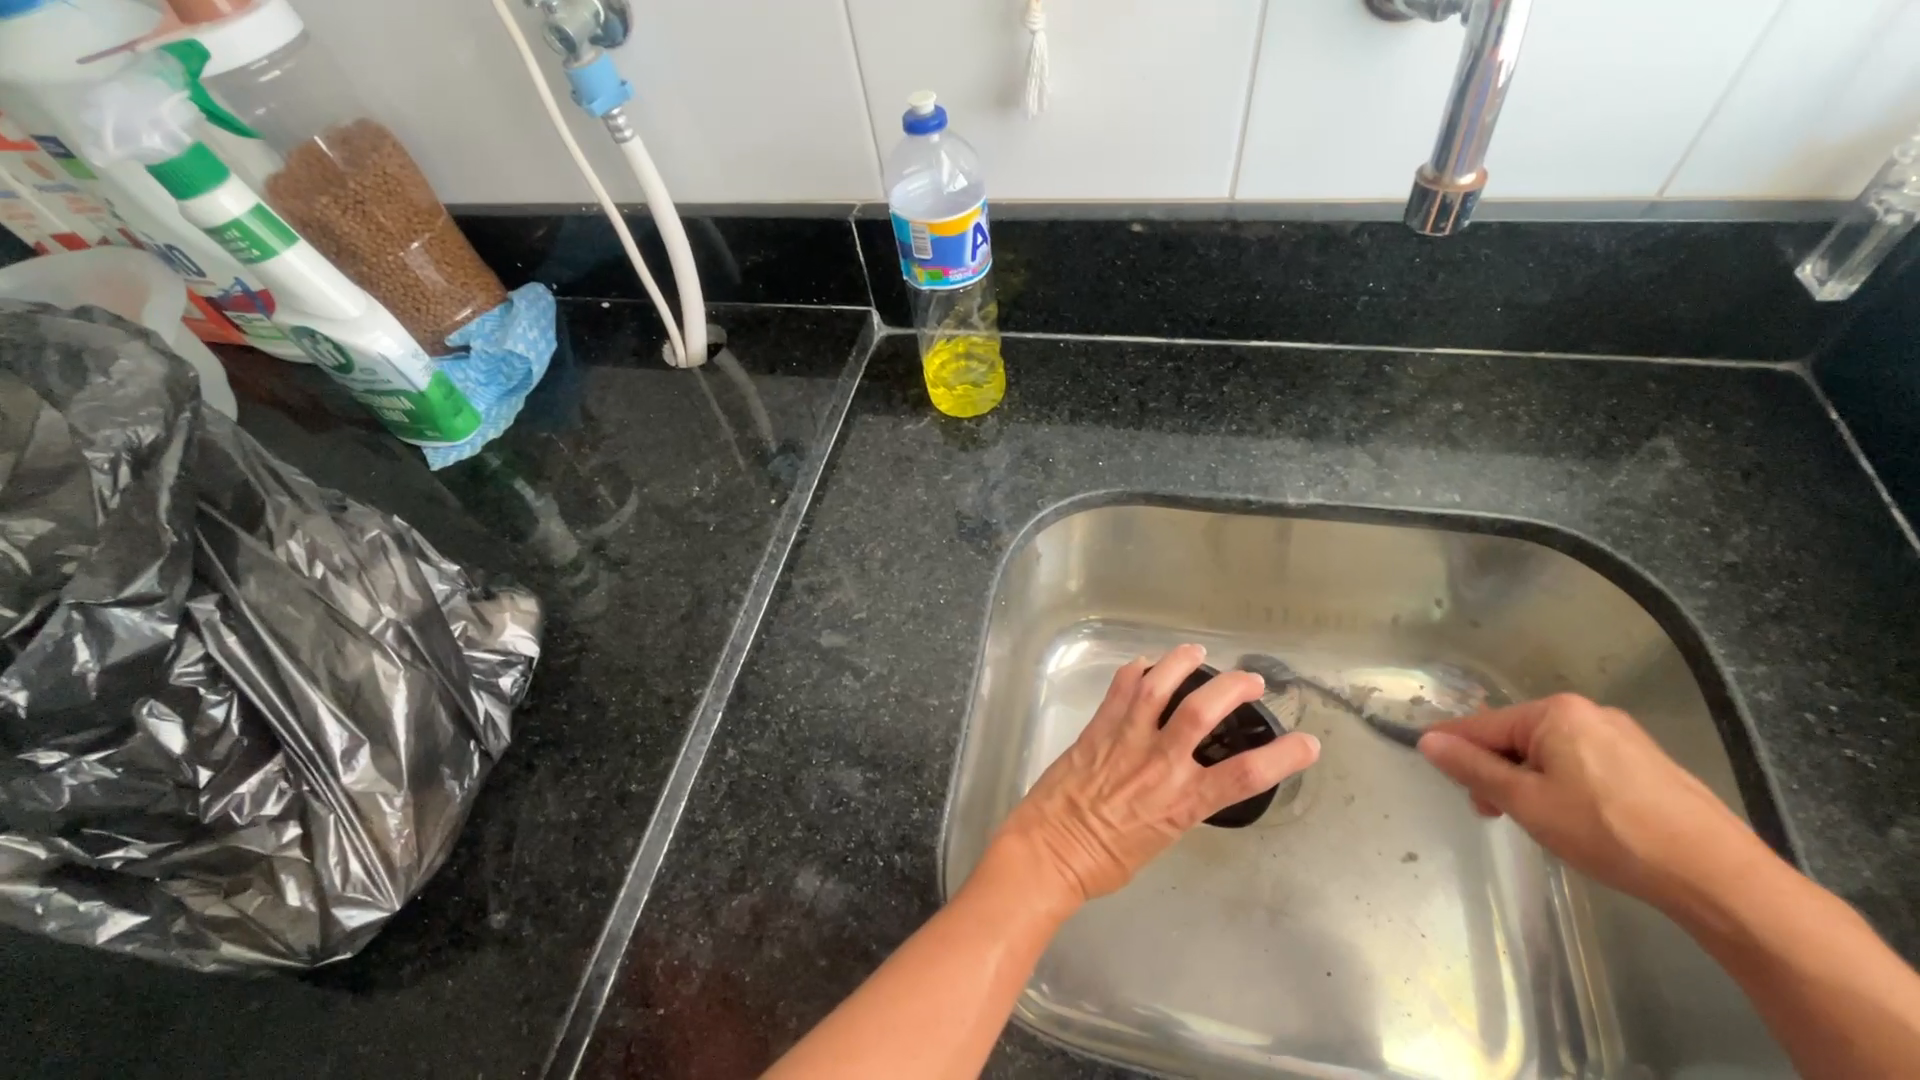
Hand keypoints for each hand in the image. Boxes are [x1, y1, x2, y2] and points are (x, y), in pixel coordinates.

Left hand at [991, 644, 1321, 908]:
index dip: (1283, 756)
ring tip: (1196, 652)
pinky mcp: (1096, 729)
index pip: (1245, 776)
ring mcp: (1125, 741)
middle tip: (1250, 681)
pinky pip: (1119, 690)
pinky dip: (1135, 671)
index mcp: (1182, 802)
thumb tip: (1188, 782)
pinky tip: (1145, 664)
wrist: (1050, 853)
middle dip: (1233, 687)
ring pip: (1157, 687)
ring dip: (1181, 662)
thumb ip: (1180, 803)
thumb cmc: (1105, 860)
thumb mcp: (1162, 839)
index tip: (1307, 743)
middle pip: (1202, 711)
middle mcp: (1159, 765)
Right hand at [1417, 693, 1767, 910]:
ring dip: (1529, 782)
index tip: (1442, 780)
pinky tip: (1577, 821)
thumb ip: (1472, 768)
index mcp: (1555, 712)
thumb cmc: (1607, 832)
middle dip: (1496, 772)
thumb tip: (1428, 740)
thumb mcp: (1525, 802)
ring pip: (1549, 753)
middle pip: (1516, 737)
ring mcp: (1623, 737)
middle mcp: (1589, 713)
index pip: (1482, 725)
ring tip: (1538, 822)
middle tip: (1494, 814)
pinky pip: (1582, 764)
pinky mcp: (1646, 764)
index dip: (1455, 752)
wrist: (1715, 875)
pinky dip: (1563, 787)